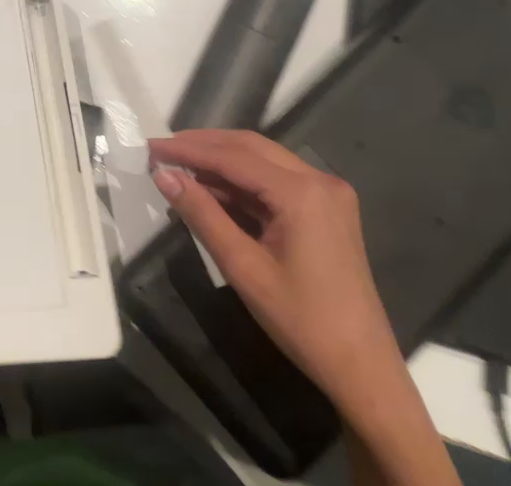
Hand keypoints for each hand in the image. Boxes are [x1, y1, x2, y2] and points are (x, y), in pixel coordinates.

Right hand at [147, 130, 401, 407]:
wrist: (360, 365)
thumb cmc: (300, 319)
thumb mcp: (242, 266)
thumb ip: (202, 214)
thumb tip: (163, 176)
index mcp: (303, 193)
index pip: (234, 157)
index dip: (189, 150)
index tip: (151, 147)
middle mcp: (320, 182)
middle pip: (252, 148)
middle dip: (205, 145)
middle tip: (161, 150)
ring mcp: (328, 195)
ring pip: (265, 161)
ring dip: (222, 160)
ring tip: (179, 166)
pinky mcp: (327, 211)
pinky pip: (277, 182)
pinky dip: (243, 181)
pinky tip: (213, 189)